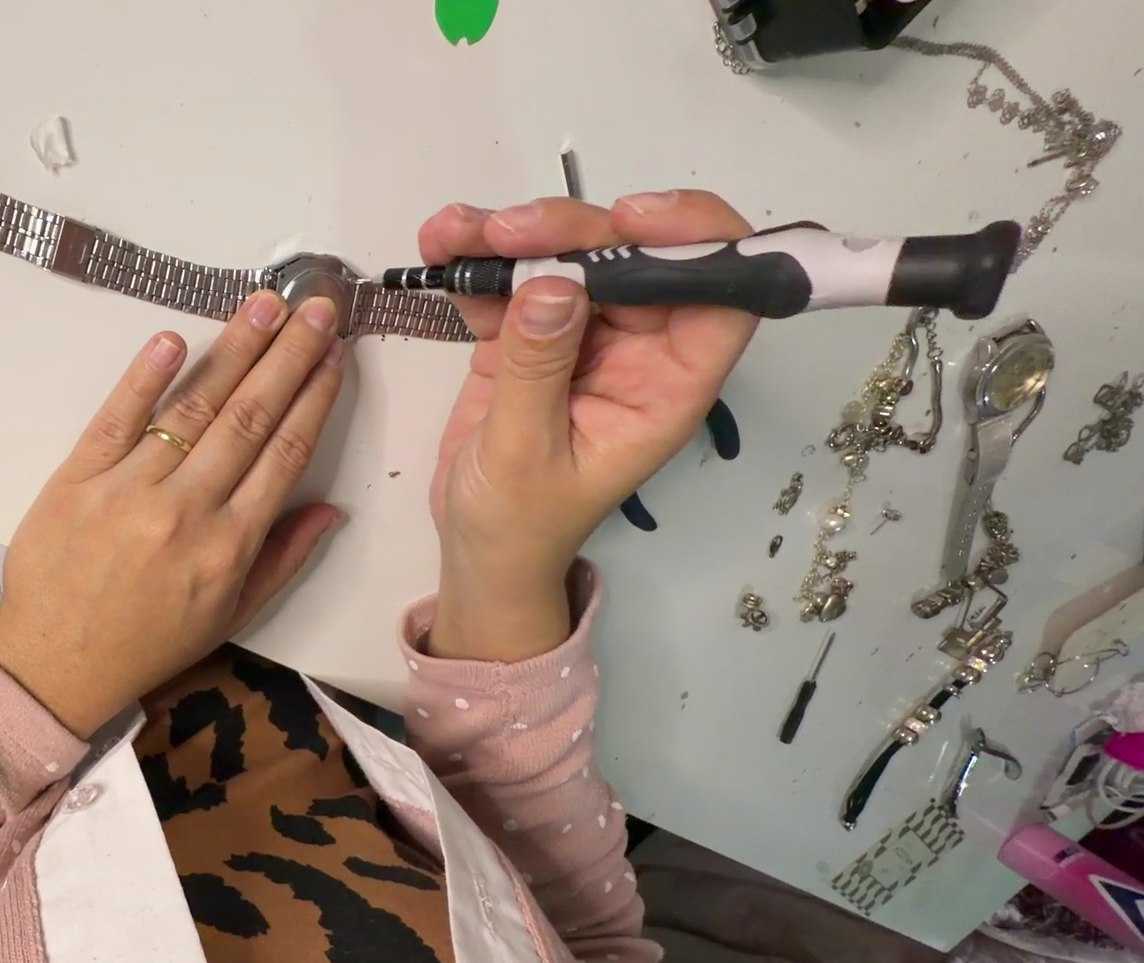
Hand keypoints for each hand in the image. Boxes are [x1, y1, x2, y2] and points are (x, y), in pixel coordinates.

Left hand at [0, 292, 347, 736]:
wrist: (56, 662)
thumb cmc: (150, 643)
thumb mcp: (230, 617)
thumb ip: (282, 560)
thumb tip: (330, 508)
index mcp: (229, 547)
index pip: (283, 455)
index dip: (314, 400)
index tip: (335, 357)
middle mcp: (185, 511)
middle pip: (247, 418)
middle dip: (288, 358)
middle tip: (316, 308)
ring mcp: (127, 491)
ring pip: (190, 408)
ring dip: (232, 351)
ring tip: (264, 305)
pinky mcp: (76, 479)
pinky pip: (114, 419)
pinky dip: (143, 377)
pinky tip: (172, 339)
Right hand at [418, 191, 757, 661]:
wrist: (476, 548)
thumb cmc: (518, 522)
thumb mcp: (526, 453)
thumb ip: (538, 370)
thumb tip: (554, 284)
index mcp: (662, 386)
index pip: (717, 297)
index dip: (694, 243)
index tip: (630, 219)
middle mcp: (629, 352)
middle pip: (625, 262)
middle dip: (567, 232)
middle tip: (502, 230)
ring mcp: (572, 344)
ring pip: (561, 264)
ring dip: (507, 240)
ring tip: (454, 231)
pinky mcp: (522, 344)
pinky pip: (508, 290)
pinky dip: (474, 268)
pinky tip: (439, 249)